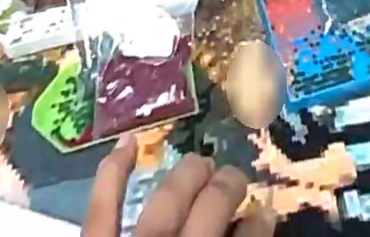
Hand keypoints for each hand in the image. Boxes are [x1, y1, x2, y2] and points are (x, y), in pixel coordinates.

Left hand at [84, 136, 274, 236]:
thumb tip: (255, 228)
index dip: (260, 223)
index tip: (267, 212)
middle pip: (211, 208)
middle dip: (227, 188)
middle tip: (236, 179)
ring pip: (168, 200)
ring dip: (188, 176)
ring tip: (202, 163)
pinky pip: (102, 206)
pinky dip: (113, 172)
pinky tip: (127, 141)